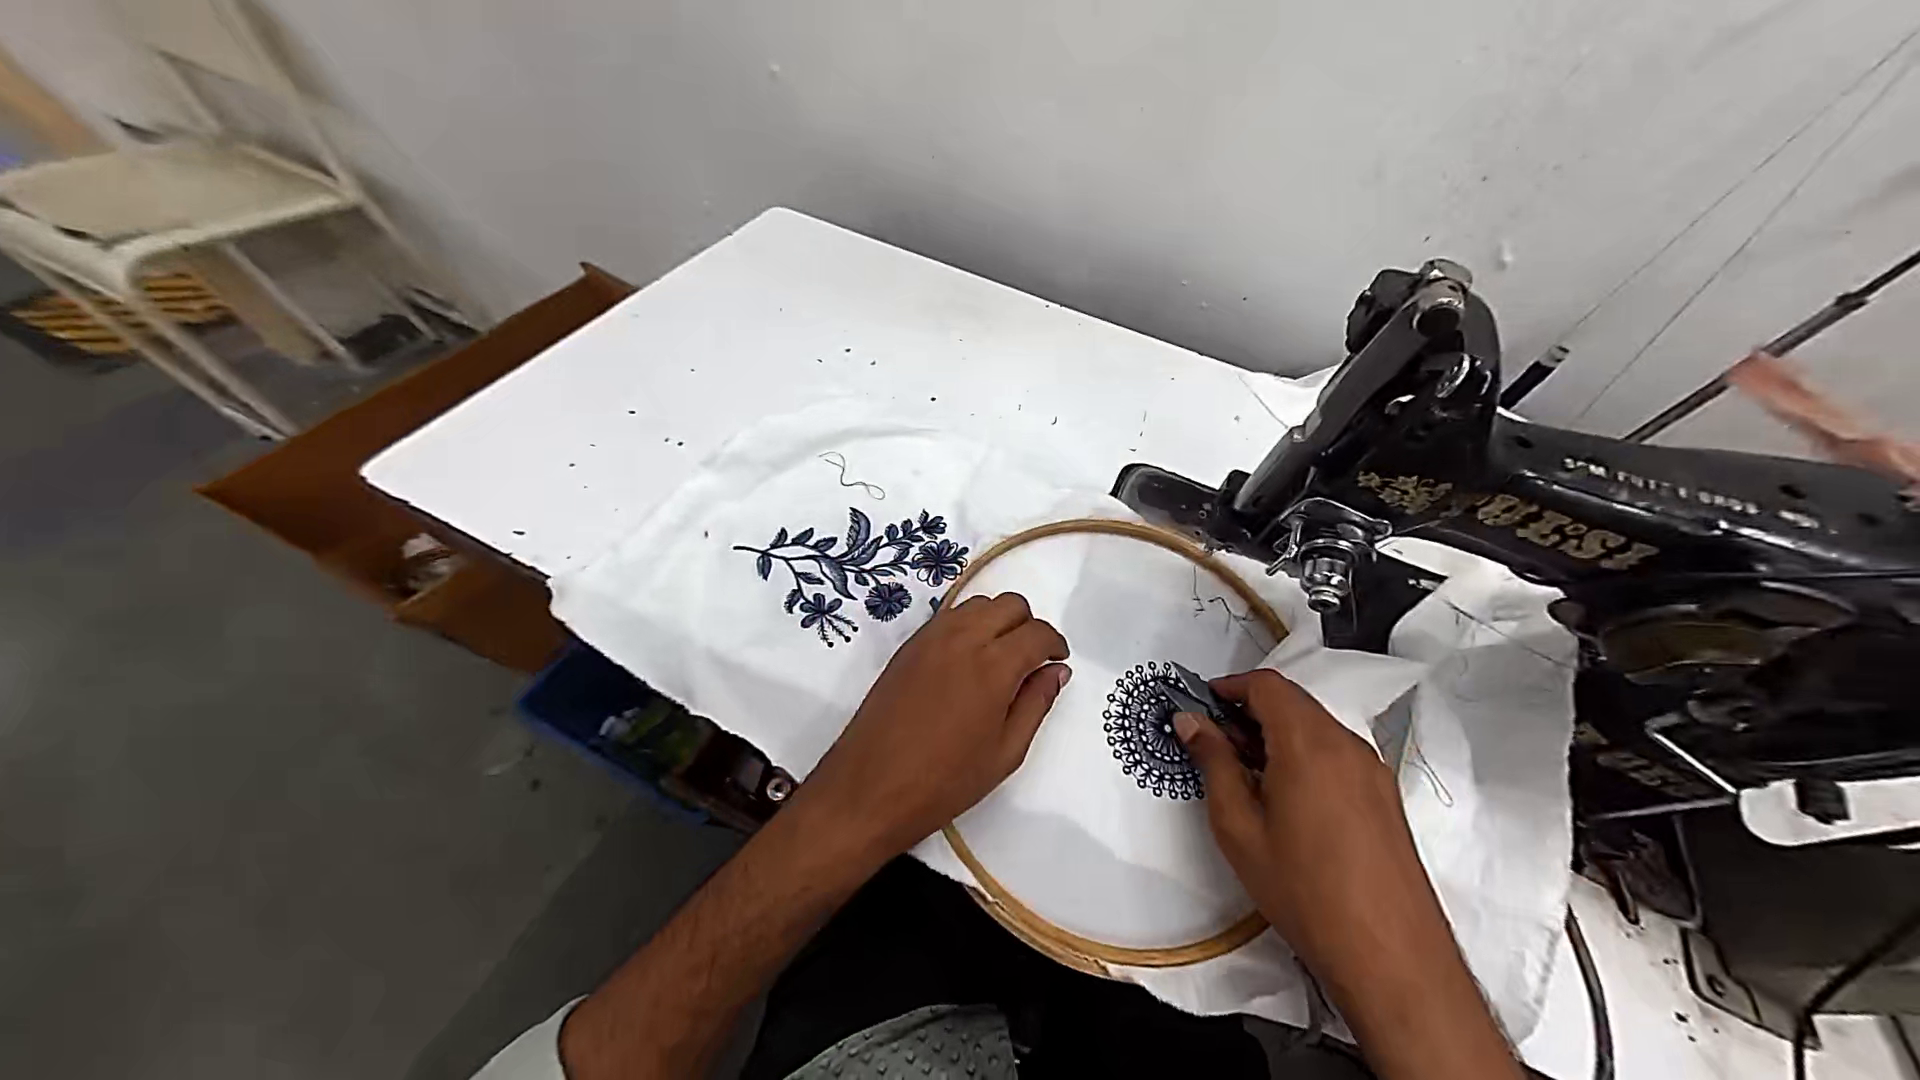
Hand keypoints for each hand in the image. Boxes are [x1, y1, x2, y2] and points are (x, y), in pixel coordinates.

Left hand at [793, 592, 1070, 862]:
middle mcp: (962, 639)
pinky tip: (967, 660)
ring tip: (999, 659)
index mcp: (993, 666)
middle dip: (1028, 625)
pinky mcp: (908, 646)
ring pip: (977, 605)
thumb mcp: (1005, 752)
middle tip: (1030, 660)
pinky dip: (968, 625)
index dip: (1055, 644)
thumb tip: (1056, 671)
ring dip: (997, 620)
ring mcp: (930, 638)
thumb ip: (1036, 703)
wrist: (870, 786)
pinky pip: (948, 616)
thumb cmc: (944, 780)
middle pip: (1009, 604)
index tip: (1056, 661)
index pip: (1037, 632)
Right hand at [1172, 669, 1414, 968]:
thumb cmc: (1306, 891)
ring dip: (1275, 732)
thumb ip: (1213, 762)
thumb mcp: (1238, 825)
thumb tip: (1192, 723)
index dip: (1229, 686)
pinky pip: (1335, 752)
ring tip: (1245, 772)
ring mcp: (1372, 771)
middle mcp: (1347, 746)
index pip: (1266, 685)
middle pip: (1292, 701)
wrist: (1391, 959)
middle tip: (1215, 741)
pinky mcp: (1384, 796)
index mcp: (1310, 745)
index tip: (1202, 705)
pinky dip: (1302, 753)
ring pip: (1314, 726)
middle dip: (1248, 710)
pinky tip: (1283, 795)